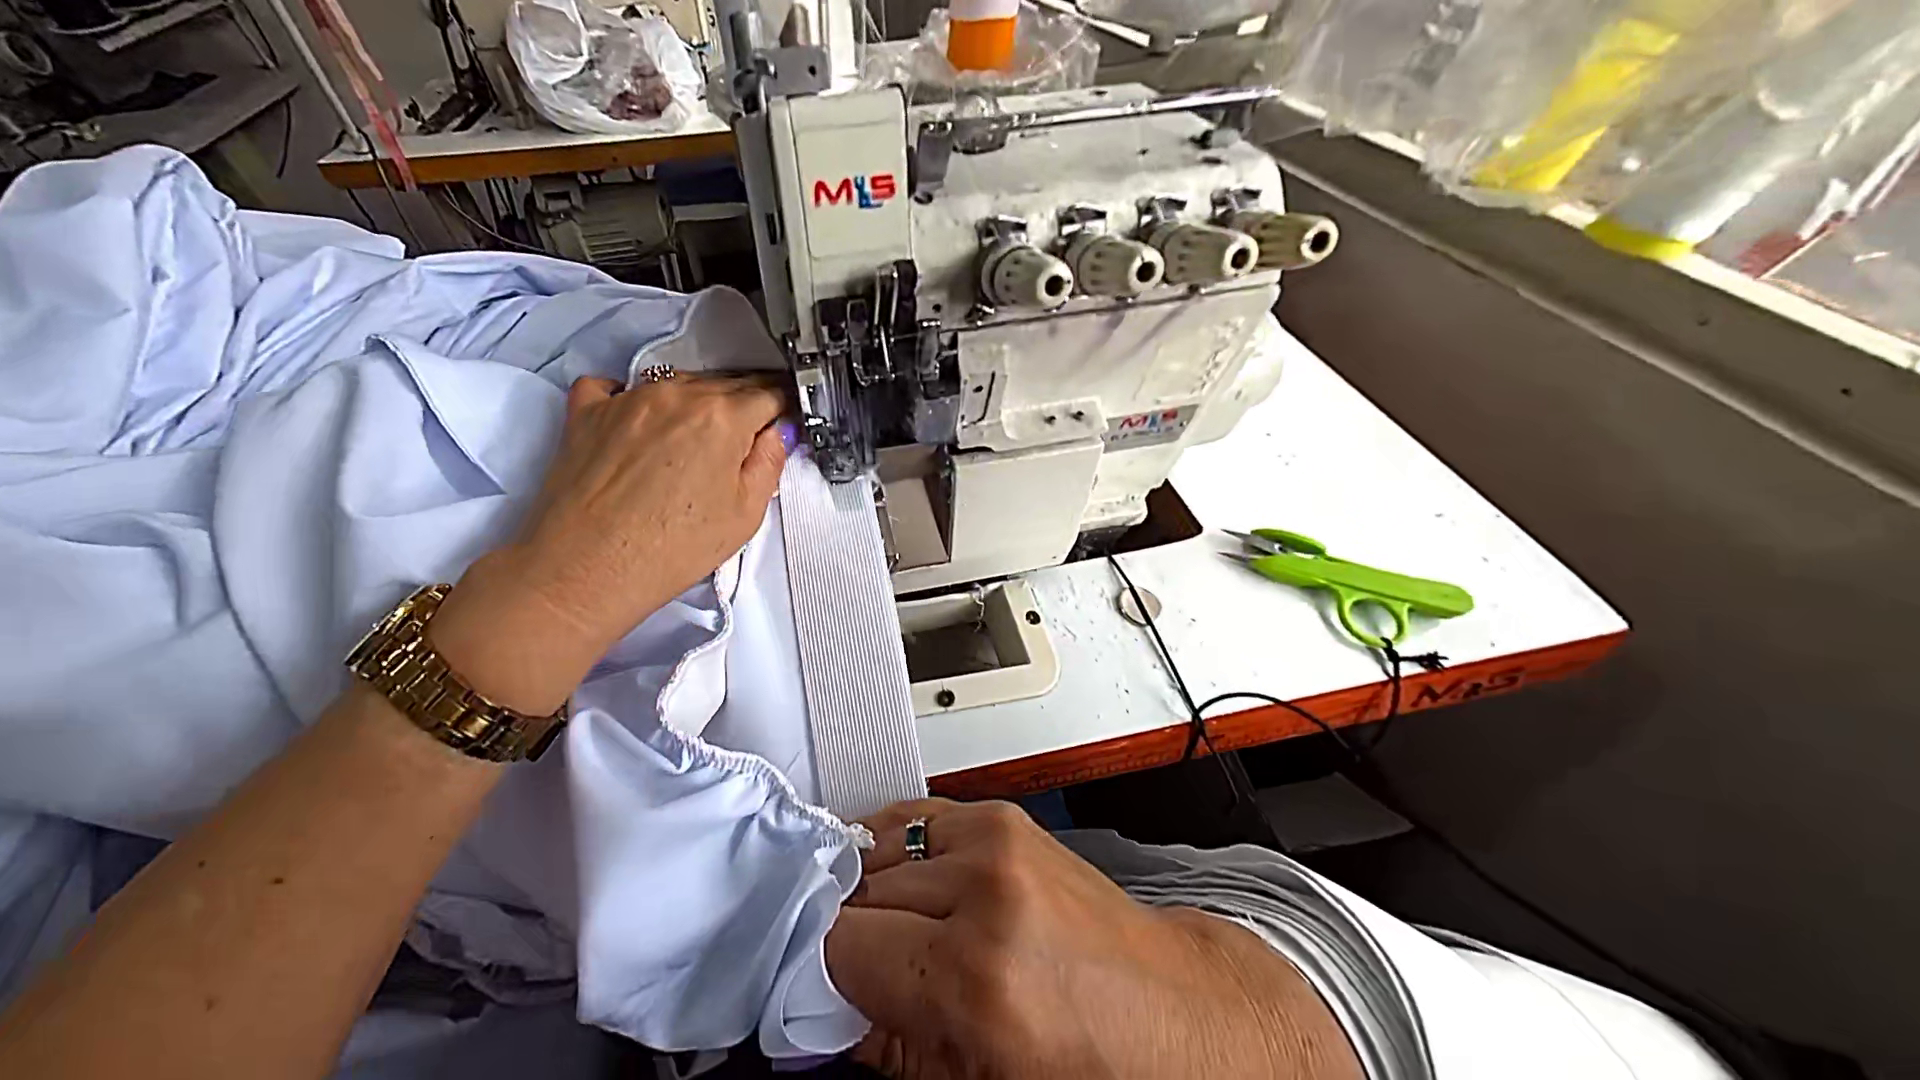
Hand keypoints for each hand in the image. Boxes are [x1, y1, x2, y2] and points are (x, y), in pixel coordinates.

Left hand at [429, 373, 788, 713]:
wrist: (587, 570)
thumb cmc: (664, 549)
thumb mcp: (746, 514)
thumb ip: (770, 462)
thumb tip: (776, 435)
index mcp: (721, 418)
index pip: (769, 394)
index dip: (783, 407)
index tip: (784, 417)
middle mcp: (675, 396)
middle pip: (726, 384)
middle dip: (746, 404)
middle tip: (750, 434)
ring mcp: (628, 399)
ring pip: (679, 383)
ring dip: (698, 402)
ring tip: (700, 441)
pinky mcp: (589, 412)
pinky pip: (618, 387)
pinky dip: (634, 397)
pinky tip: (643, 423)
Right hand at [825, 799, 1362, 1079]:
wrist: (1172, 1012)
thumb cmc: (1098, 1062)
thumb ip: (881, 1044)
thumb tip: (820, 1003)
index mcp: (976, 974)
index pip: (838, 943)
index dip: (818, 972)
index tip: (817, 986)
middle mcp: (985, 889)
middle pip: (857, 891)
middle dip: (850, 935)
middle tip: (866, 971)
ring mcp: (998, 840)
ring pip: (879, 851)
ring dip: (875, 892)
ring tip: (899, 932)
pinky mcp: (1005, 817)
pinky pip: (916, 818)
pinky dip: (899, 849)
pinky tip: (911, 883)